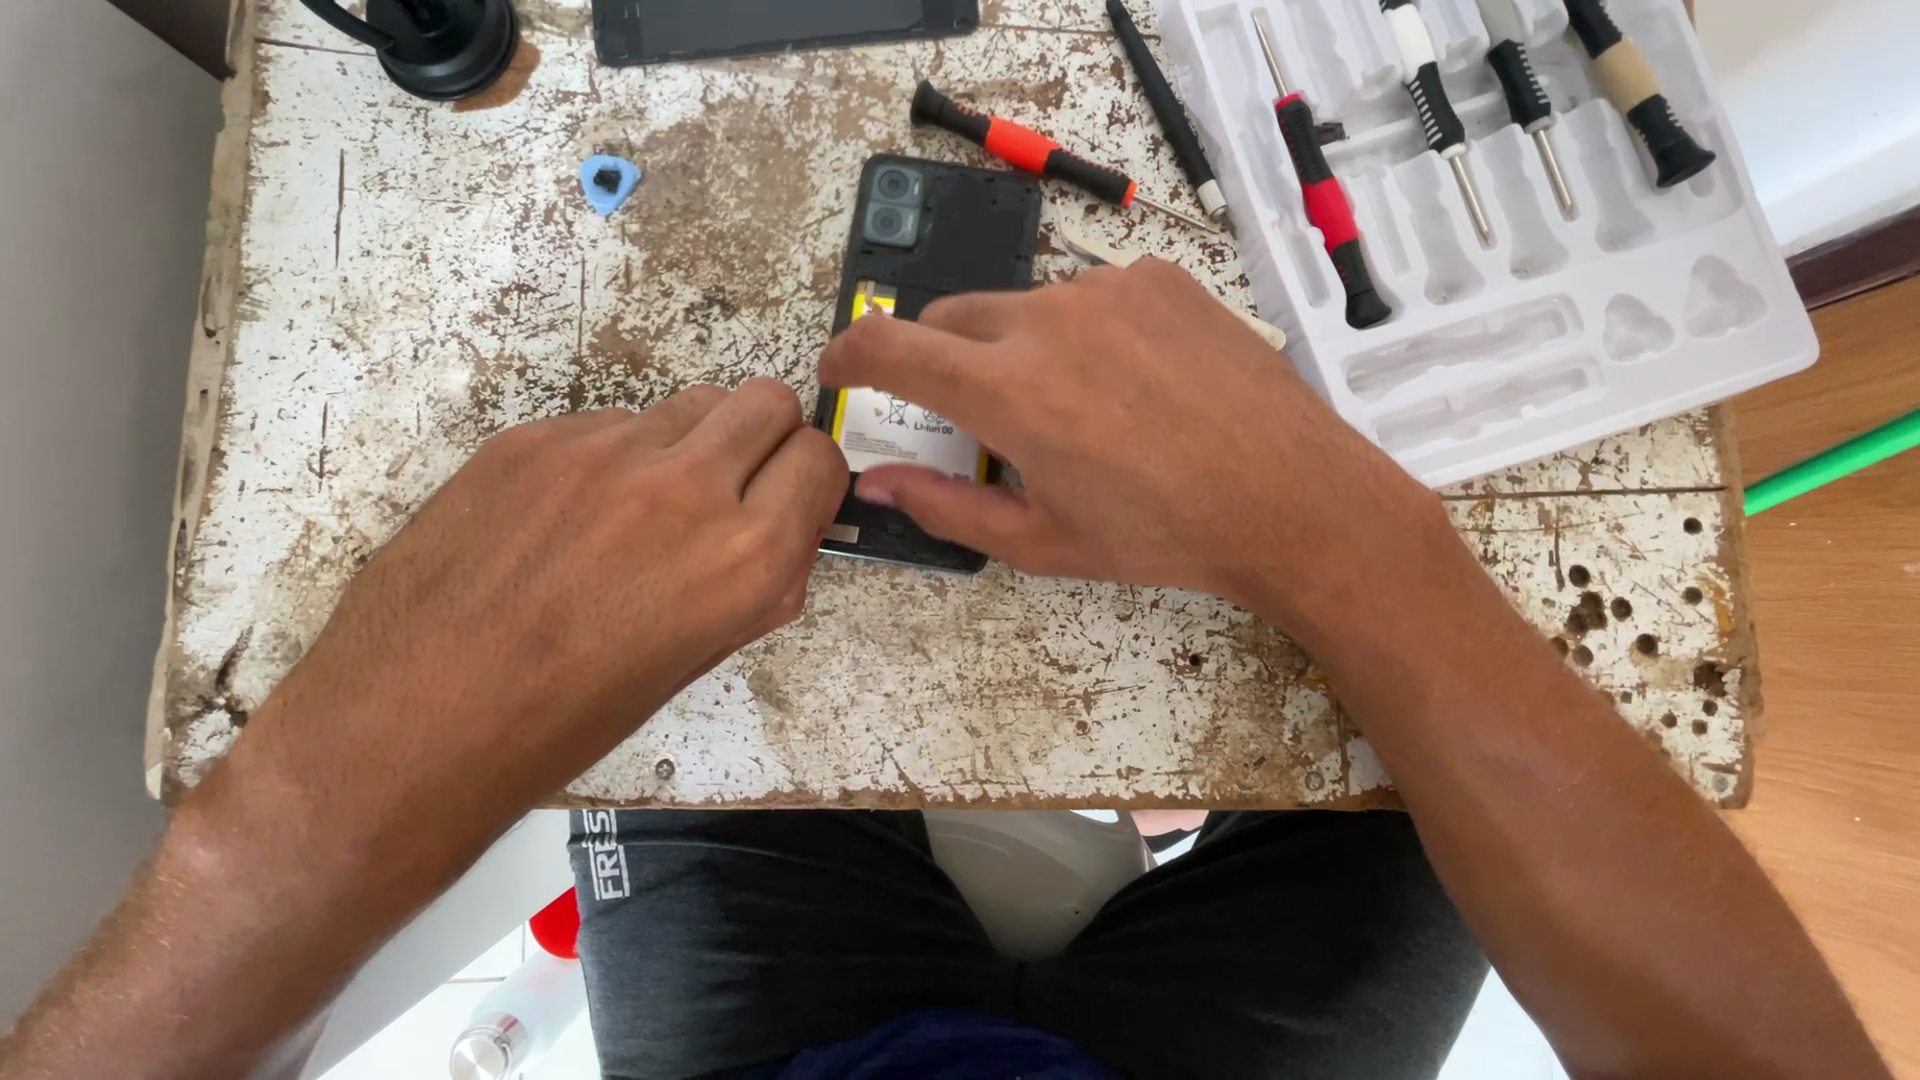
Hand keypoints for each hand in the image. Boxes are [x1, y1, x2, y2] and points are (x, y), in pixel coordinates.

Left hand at [226, 380, 846, 863]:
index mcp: (744, 557)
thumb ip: (761, 584)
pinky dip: (617, 457)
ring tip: (646, 505)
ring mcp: (603, 451)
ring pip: (690, 404)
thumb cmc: (572, 717)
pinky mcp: (532, 438)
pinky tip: (572, 516)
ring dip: (693, 443)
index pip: (821, 459)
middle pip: (767, 401)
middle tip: (731, 487)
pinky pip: (610, 422)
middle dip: (766, 439)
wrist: (414, 721)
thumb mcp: (699, 659)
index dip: (811, 480)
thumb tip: (786, 534)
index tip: (789, 502)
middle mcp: (688, 487)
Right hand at [819, 259, 1440, 622]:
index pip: (890, 346)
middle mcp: (1049, 321)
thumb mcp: (1042, 540)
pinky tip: (1125, 382)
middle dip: (936, 361)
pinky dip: (1077, 333)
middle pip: (949, 318)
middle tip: (972, 416)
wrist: (1289, 498)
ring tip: (1072, 409)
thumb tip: (875, 482)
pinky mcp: (1158, 278)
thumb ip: (946, 506)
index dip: (848, 354)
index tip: (839, 369)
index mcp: (1009, 392)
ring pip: (1020, 307)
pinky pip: (1085, 295)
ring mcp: (1108, 289)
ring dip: (1014, 349)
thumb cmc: (1162, 534)